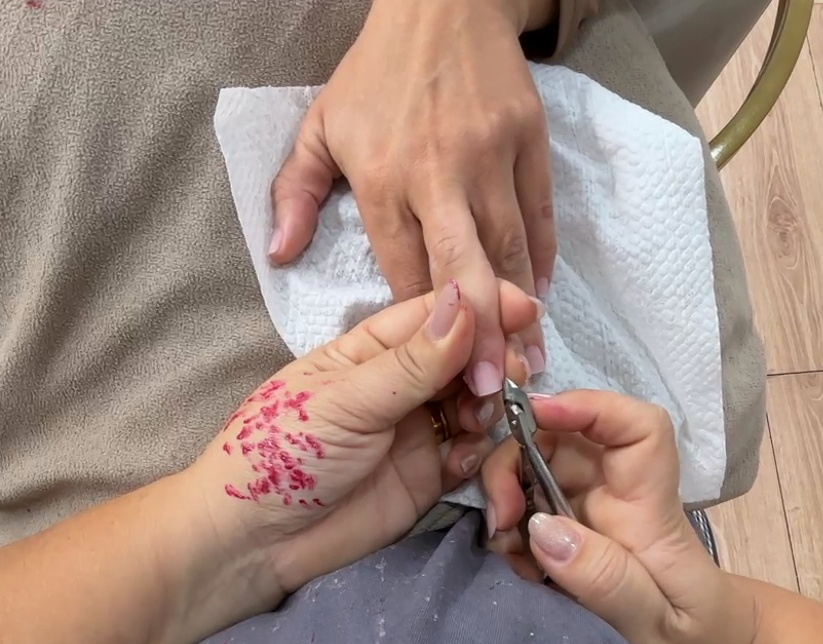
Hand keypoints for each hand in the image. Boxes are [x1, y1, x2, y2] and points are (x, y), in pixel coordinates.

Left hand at [190, 280, 538, 593]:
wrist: (259, 542)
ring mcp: (414, 432)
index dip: (479, 308)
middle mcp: (399, 386)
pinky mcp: (425, 477)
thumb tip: (465, 301)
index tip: (525, 309)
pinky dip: (476, 452)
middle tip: (502, 379)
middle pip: (463, 358)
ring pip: (473, 404)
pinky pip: (468, 454)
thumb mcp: (346, 401)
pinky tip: (460, 461)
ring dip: (487, 407)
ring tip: (476, 420)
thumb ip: (411, 362)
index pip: (435, 315)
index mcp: (369, 351)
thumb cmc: (282, 456)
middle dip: (490, 362)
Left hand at [269, 0, 556, 397]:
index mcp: (383, 180)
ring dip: (518, 311)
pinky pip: (540, 214)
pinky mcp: (530, 139)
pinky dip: (542, 259)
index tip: (433, 378)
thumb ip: (295, 193)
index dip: (421, 328)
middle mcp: (439, 174)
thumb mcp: (319, 126)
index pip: (404, 271)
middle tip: (495, 388)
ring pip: (510, 247)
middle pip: (464, 267)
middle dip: (480, 335)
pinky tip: (540, 300)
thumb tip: (280, 256)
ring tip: (526, 362)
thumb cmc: (374, 77)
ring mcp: (491, 155)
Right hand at [479, 390, 759, 643]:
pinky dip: (510, 529)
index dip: (588, 406)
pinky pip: (528, 505)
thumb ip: (605, 579)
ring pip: (533, 468)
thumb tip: (542, 527)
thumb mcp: (653, 622)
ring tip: (506, 549)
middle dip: (513, 464)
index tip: (534, 416)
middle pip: (560, 440)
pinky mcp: (570, 523)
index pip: (637, 428)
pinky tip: (518, 564)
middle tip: (500, 519)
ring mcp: (590, 504)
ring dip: (505, 499)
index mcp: (649, 504)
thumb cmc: (696, 629)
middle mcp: (617, 490)